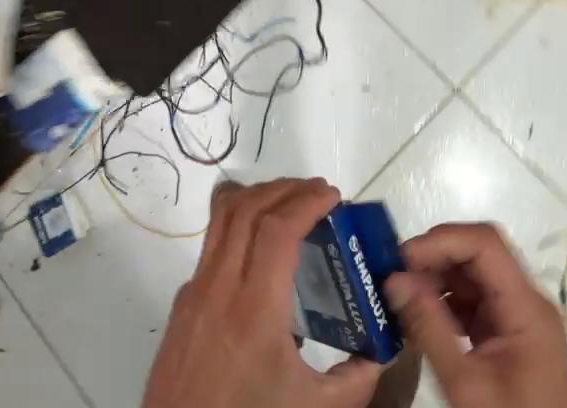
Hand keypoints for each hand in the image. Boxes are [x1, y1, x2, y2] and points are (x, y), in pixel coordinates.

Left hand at [142, 178, 383, 407]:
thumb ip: (356, 378)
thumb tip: (382, 346)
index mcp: (255, 310)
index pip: (277, 229)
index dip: (306, 202)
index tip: (333, 195)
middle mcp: (219, 288)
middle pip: (246, 208)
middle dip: (286, 188)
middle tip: (319, 192)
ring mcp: (195, 291)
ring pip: (221, 217)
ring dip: (258, 197)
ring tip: (291, 201)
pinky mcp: (183, 301)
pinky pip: (212, 243)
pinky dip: (239, 223)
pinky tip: (263, 246)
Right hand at [385, 223, 566, 407]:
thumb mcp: (465, 384)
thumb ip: (429, 328)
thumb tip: (394, 278)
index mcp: (526, 307)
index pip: (484, 243)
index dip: (441, 241)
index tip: (401, 260)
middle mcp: (527, 301)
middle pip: (478, 254)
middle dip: (434, 258)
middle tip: (395, 279)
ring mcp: (519, 318)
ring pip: (473, 275)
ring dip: (436, 280)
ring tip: (401, 301)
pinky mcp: (509, 335)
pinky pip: (474, 302)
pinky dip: (444, 303)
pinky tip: (420, 321)